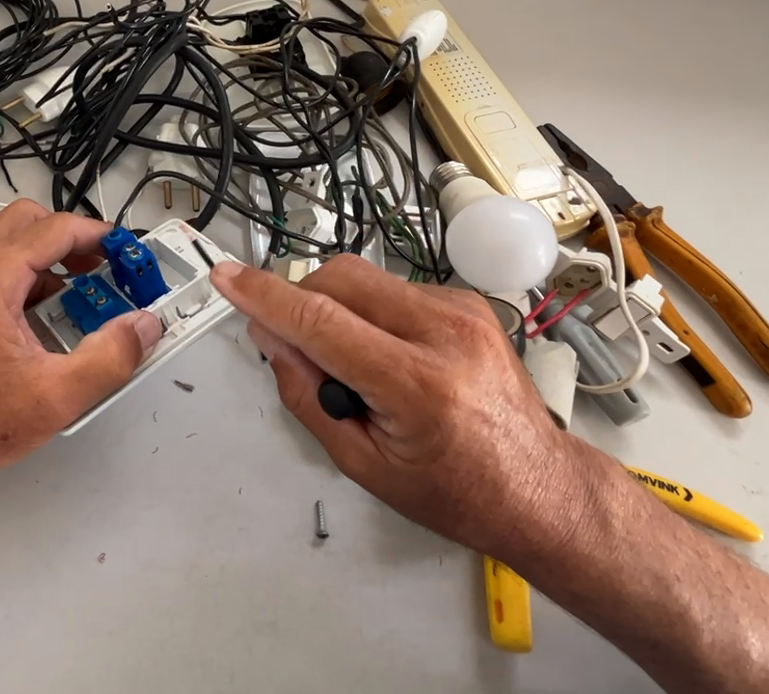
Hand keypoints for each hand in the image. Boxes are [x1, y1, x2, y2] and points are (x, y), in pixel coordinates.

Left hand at [0, 200, 161, 490]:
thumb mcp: (55, 397)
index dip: (98, 235)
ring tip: (83, 293)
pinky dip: (28, 274)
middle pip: (30, 221)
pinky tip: (48, 315)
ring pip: (11, 240)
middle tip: (103, 265)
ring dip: (50, 256)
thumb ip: (110, 358)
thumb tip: (141, 327)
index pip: (56, 229)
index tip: (125, 250)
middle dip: (72, 238)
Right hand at [209, 254, 587, 560]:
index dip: (265, 297)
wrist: (541, 487)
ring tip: (354, 362)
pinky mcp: (466, 301)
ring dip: (335, 306)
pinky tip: (385, 352)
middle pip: (340, 279)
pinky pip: (389, 286)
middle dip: (301, 299)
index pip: (321, 321)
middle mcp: (445, 333)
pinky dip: (367, 310)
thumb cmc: (456, 491)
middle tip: (299, 349)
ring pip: (362, 277)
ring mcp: (461, 310)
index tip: (227, 277)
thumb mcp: (363, 464)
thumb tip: (272, 339)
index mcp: (419, 384)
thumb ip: (307, 396)